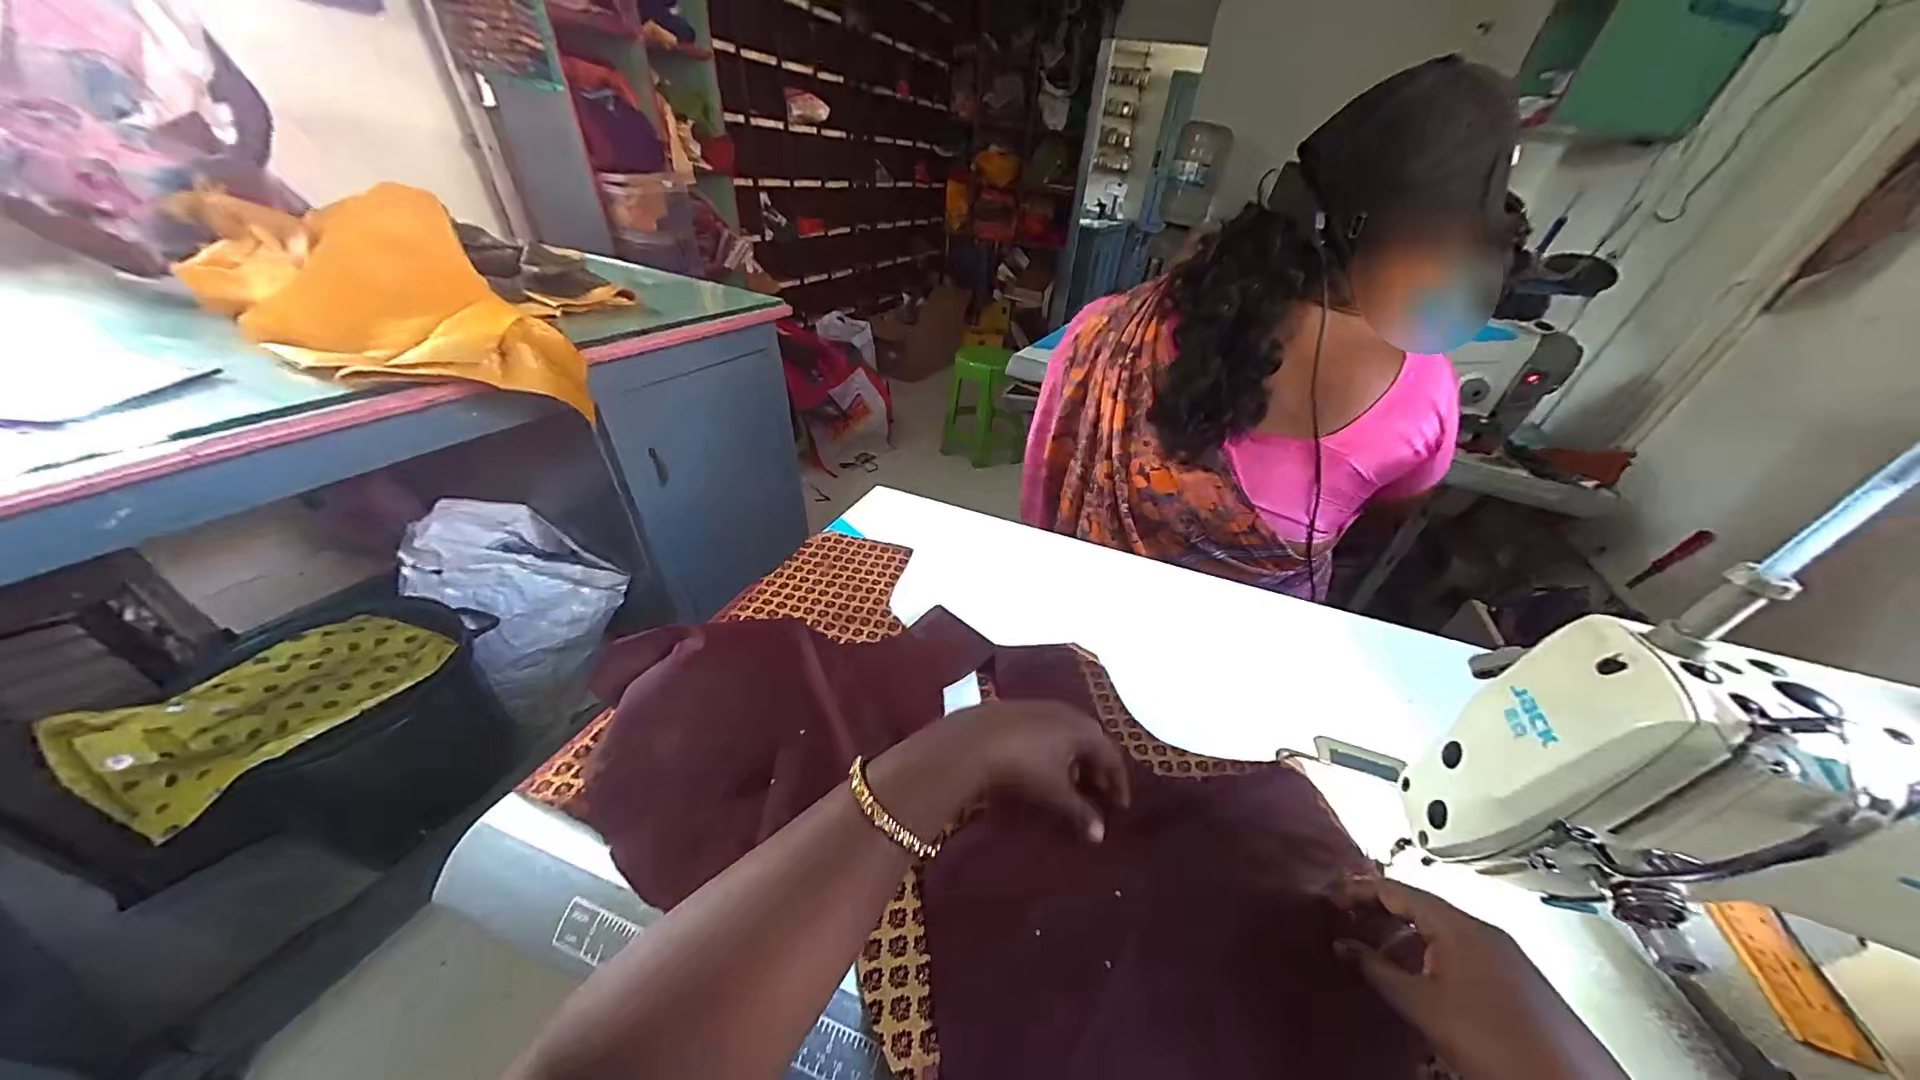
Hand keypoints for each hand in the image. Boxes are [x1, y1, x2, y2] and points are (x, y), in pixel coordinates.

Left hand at [867, 700, 1130, 845]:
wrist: (973, 738)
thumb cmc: (1023, 766)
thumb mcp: (1054, 793)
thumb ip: (1080, 812)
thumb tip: (1101, 834)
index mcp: (1083, 729)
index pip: (1111, 756)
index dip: (1118, 782)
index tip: (1120, 806)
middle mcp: (1067, 713)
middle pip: (1092, 741)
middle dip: (1097, 768)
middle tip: (1099, 793)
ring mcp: (1042, 707)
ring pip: (1070, 734)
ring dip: (1076, 758)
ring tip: (1072, 784)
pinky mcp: (1019, 708)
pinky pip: (1050, 730)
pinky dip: (1056, 749)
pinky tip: (1044, 766)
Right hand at [1333, 876, 1626, 1079]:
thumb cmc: (1501, 1045)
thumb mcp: (1421, 1005)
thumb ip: (1376, 970)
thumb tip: (1345, 947)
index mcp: (1460, 926)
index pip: (1397, 889)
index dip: (1359, 890)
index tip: (1334, 897)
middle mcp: (1483, 933)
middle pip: (1418, 907)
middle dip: (1378, 914)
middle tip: (1347, 922)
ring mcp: (1502, 957)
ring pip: (1438, 932)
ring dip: (1401, 939)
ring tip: (1375, 957)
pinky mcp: (1513, 983)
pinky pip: (1457, 953)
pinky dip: (1426, 957)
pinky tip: (1414, 982)